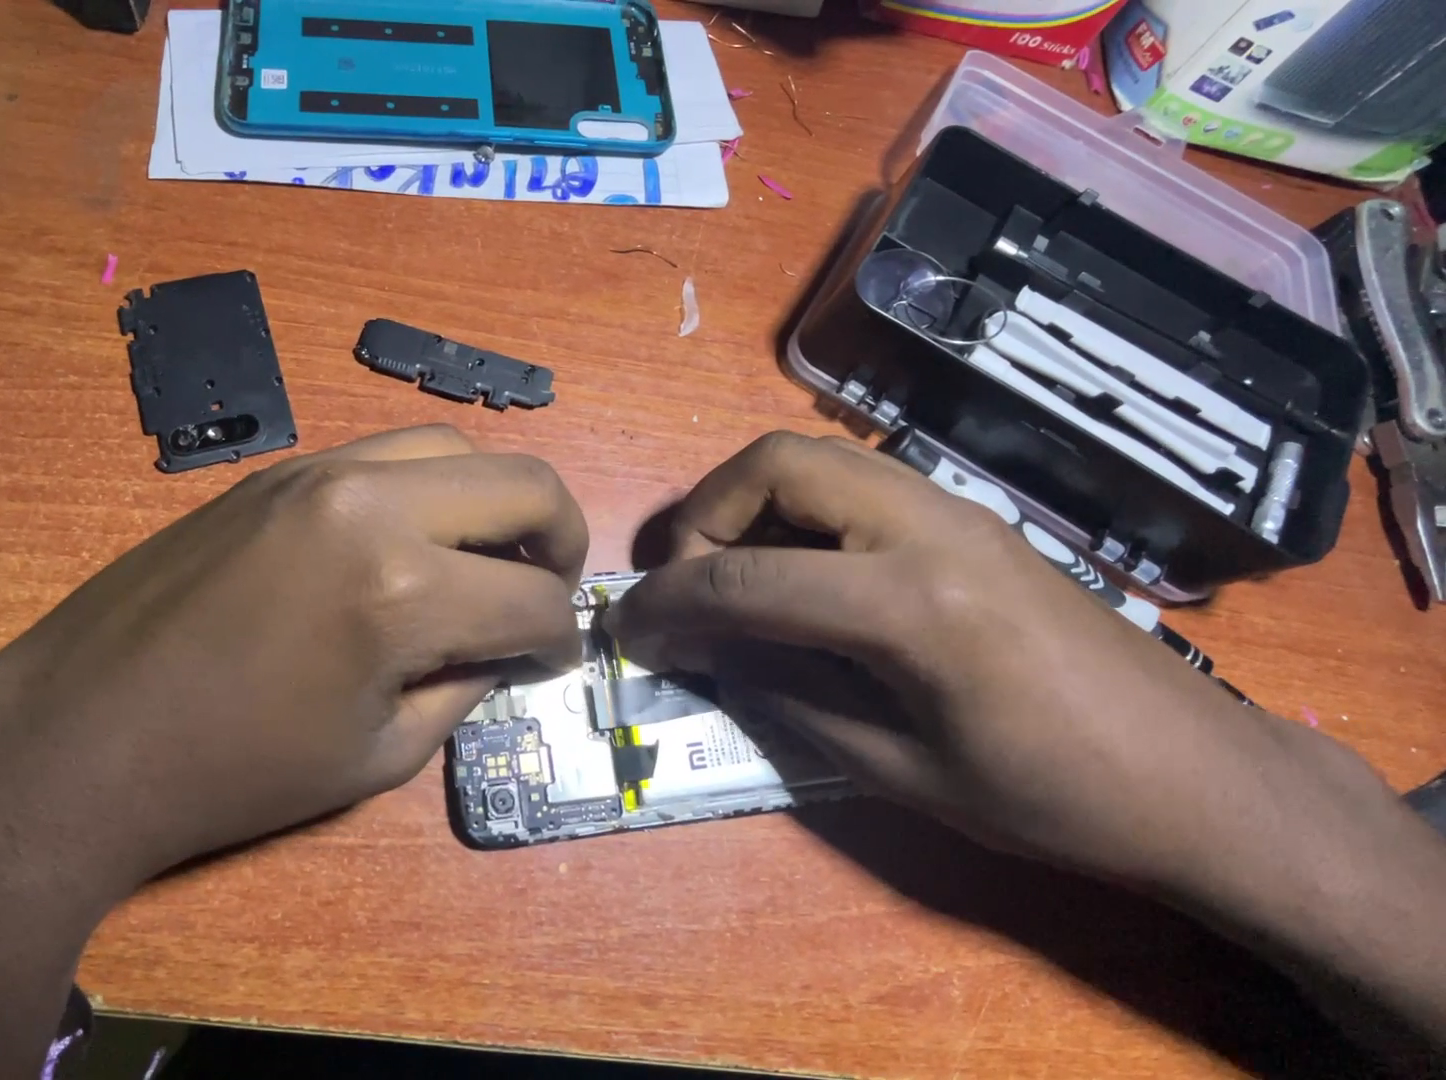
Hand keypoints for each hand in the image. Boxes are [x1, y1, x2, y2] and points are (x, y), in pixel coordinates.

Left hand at [0, 423, 587, 889]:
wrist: (80, 740)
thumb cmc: (234, 774)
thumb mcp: (379, 755)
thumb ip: (463, 686)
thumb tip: (503, 645)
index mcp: (401, 593)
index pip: (534, 600)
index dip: (561, 638)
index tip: (556, 658)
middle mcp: (371, 505)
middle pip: (526, 483)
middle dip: (563, 538)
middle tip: (547, 589)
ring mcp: (318, 473)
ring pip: (456, 447)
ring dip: (495, 500)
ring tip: (484, 556)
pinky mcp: (276, 471)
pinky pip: (385, 454)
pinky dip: (427, 489)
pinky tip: (408, 541)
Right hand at [607, 432, 1384, 889]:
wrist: (1196, 778)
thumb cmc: (1047, 796)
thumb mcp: (894, 768)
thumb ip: (783, 694)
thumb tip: (706, 651)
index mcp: (911, 603)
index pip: (745, 578)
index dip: (669, 602)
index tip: (628, 629)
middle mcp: (926, 526)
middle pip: (773, 465)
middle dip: (703, 518)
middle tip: (692, 587)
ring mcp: (951, 508)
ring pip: (811, 459)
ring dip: (747, 506)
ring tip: (735, 580)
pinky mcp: (963, 515)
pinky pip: (850, 483)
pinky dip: (794, 513)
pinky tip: (798, 577)